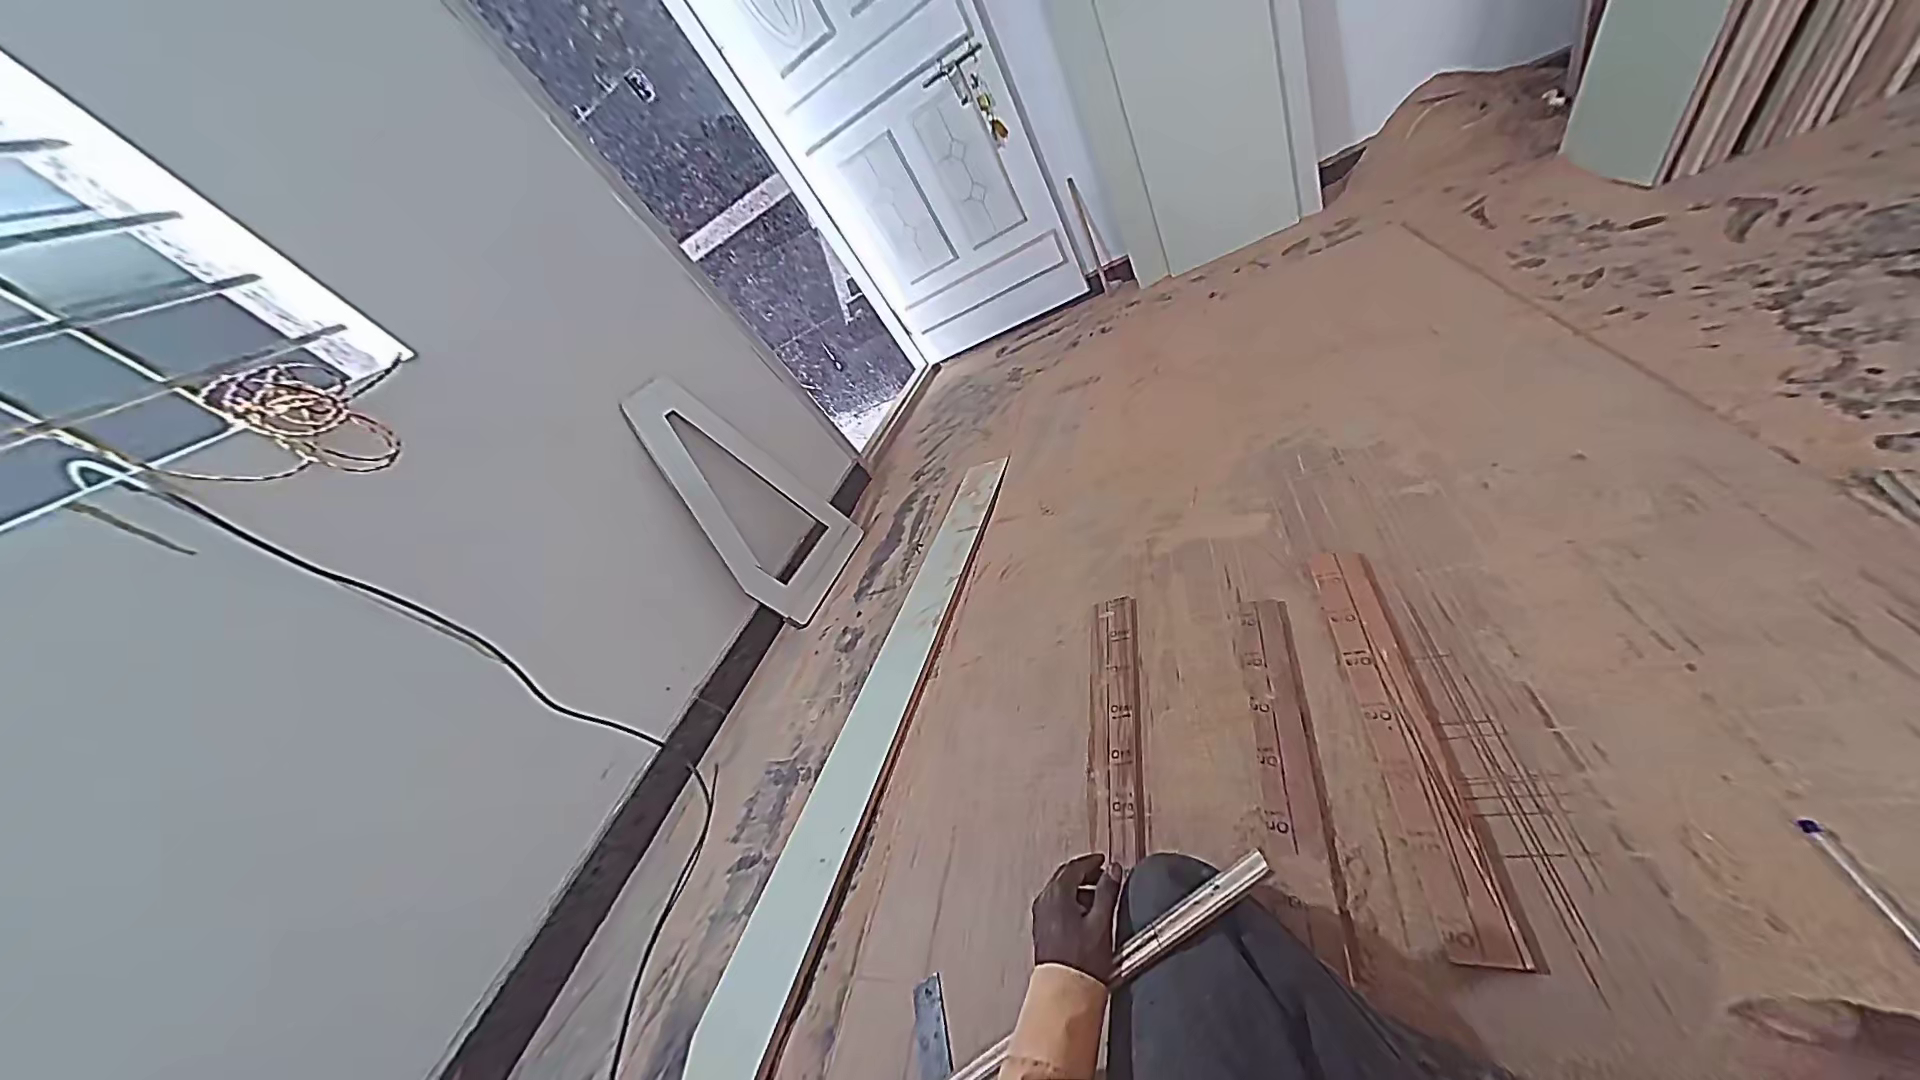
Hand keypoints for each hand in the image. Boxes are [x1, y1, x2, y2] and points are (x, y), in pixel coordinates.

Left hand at [1030, 853, 1120, 980]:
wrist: (1064, 992)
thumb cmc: (1081, 960)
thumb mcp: (1101, 921)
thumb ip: (1107, 891)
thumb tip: (1113, 870)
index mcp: (1057, 894)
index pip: (1073, 867)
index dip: (1090, 861)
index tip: (1101, 860)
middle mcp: (1044, 901)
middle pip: (1064, 877)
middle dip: (1084, 873)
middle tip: (1101, 874)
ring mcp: (1041, 915)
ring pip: (1060, 891)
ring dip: (1078, 888)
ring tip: (1097, 896)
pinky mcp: (1042, 929)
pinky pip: (1056, 905)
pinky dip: (1070, 901)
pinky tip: (1084, 914)